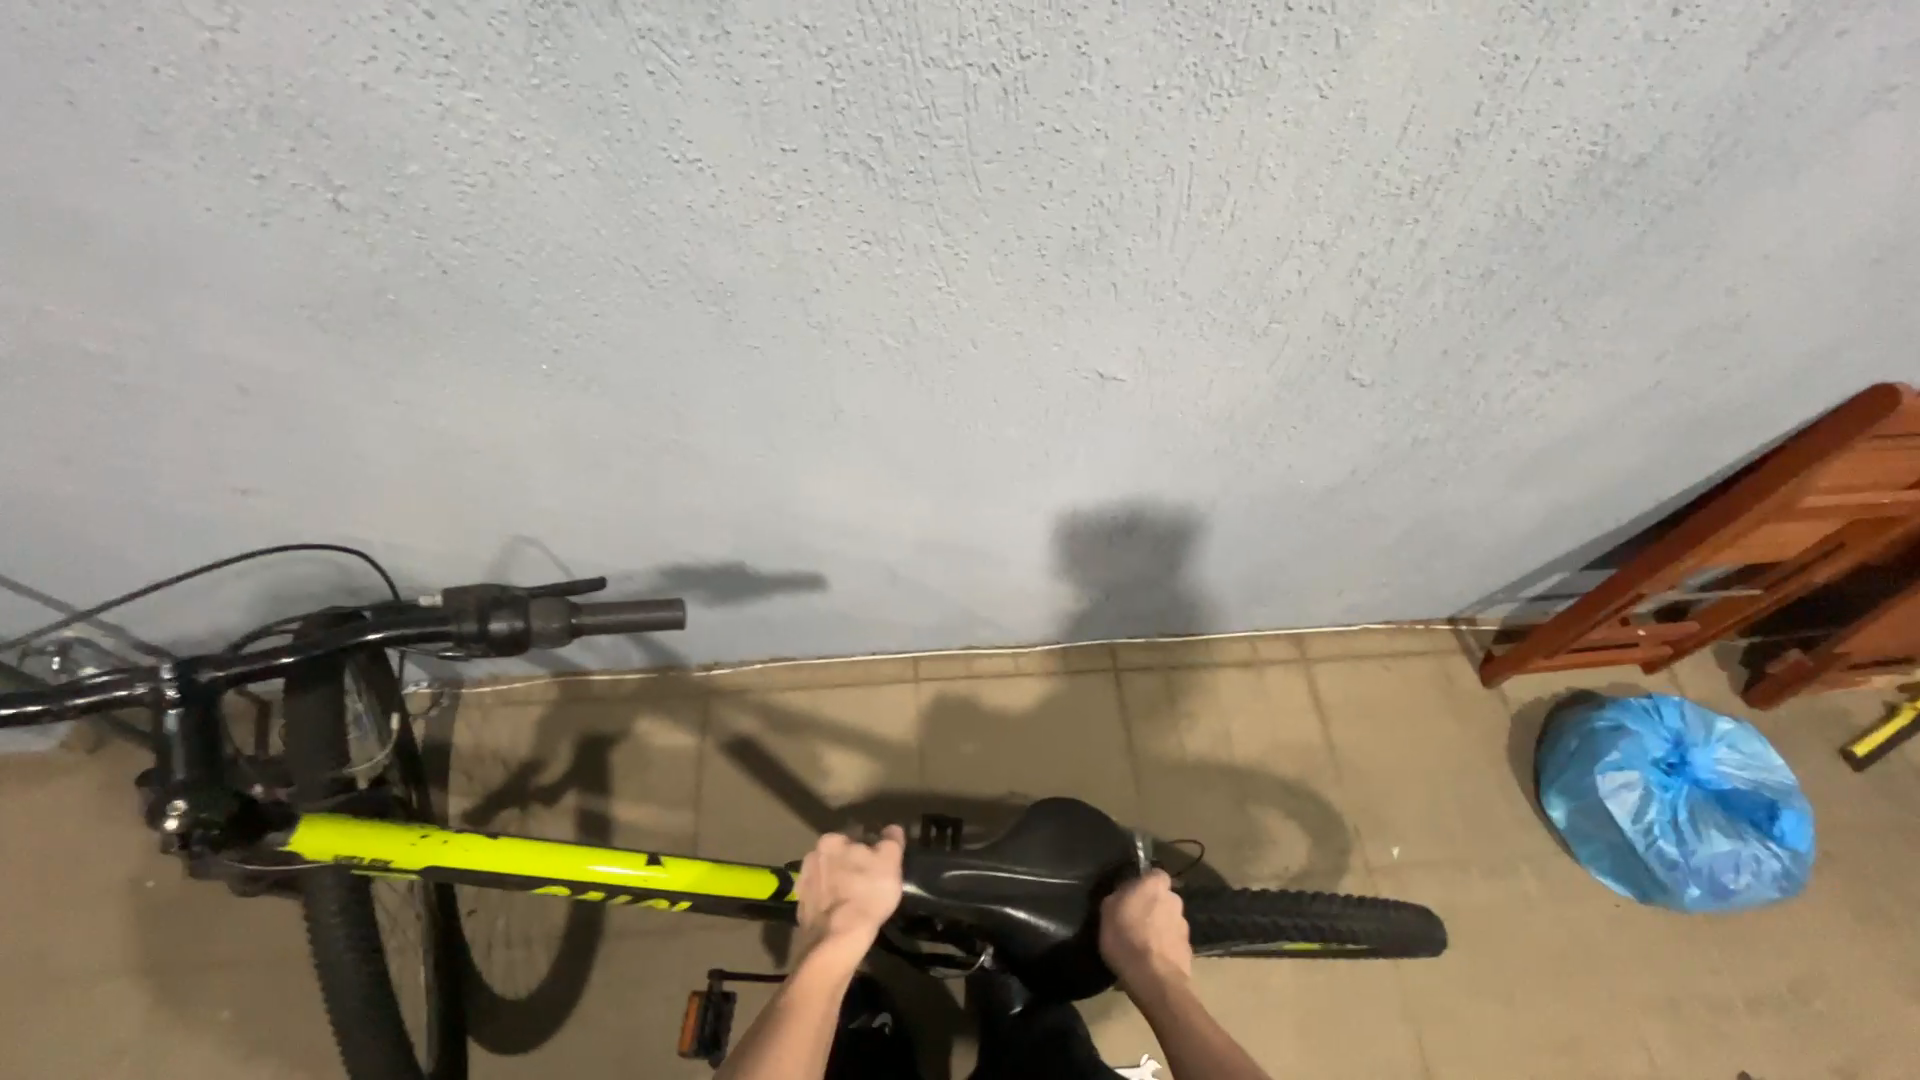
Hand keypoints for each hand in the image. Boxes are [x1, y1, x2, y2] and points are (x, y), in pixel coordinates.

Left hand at [792, 826, 905, 969]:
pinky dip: (830, 903)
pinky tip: (843, 914)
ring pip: (828, 878)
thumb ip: (891, 842)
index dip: (870, 849)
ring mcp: (803, 884)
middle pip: (839, 857)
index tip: (879, 863)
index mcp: (831, 840)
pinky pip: (820, 899)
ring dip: (839, 884)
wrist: (835, 939)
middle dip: (851, 866)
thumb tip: (893, 828)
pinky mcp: (800, 908)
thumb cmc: (866, 893)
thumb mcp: (890, 863)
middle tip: (869, 882)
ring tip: (856, 900)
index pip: (855, 837)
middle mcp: (812, 856)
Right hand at [1099, 869, 1193, 993]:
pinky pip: (1173, 943)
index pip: (1156, 874)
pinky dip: (1165, 948)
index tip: (1132, 895)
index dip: (1145, 884)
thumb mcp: (1107, 910)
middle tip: (1135, 921)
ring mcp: (1184, 926)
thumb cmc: (1125, 937)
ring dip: (1160, 928)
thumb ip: (1119, 895)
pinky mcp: (1189, 951)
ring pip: (1170, 921)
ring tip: (1142, 945)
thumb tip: (1125, 893)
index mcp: (1155, 885)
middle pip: (1164, 898)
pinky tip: (1151, 961)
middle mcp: (1174, 900)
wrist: (1154, 979)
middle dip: (1154, 907)